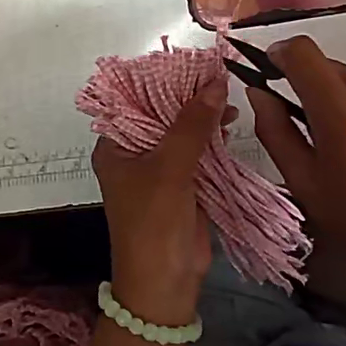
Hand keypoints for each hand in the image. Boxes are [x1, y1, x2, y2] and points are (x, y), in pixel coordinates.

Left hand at [92, 78, 231, 325]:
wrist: (165, 282)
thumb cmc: (154, 223)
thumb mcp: (170, 169)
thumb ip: (192, 125)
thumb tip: (216, 83)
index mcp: (115, 147)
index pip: (135, 101)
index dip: (162, 80)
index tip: (193, 62)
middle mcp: (134, 154)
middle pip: (162, 115)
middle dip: (188, 98)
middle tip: (218, 76)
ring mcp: (160, 170)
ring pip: (183, 133)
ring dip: (203, 117)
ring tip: (229, 98)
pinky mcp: (184, 185)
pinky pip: (198, 153)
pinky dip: (212, 139)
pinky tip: (229, 123)